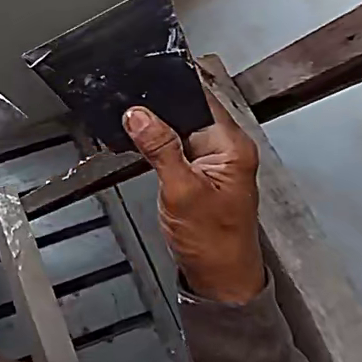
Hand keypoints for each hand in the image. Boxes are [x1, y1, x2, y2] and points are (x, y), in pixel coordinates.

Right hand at [122, 90, 265, 303]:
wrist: (219, 279)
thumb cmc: (213, 242)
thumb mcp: (181, 190)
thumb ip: (160, 148)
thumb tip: (138, 114)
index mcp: (232, 146)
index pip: (201, 99)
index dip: (171, 89)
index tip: (142, 83)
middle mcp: (226, 148)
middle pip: (188, 111)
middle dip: (158, 108)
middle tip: (128, 107)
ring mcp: (213, 160)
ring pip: (179, 128)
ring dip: (156, 127)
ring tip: (132, 127)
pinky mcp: (199, 172)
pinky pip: (176, 145)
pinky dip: (158, 144)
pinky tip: (143, 147)